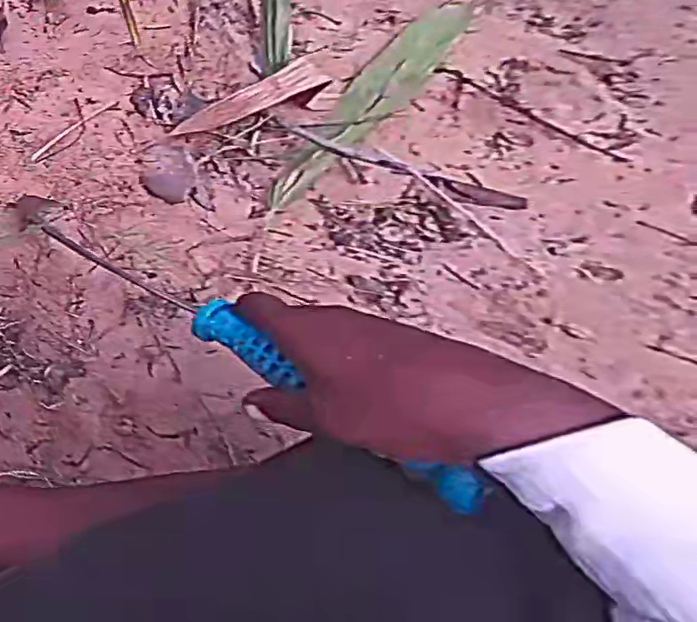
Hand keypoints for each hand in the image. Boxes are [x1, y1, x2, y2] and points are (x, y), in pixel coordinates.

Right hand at [233, 292, 619, 463]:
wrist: (495, 410)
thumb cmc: (400, 409)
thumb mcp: (328, 419)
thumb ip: (283, 405)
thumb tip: (258, 399)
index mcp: (299, 328)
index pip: (249, 306)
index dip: (235, 321)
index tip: (230, 338)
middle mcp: (330, 317)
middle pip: (288, 322)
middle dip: (281, 350)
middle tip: (287, 386)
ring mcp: (371, 325)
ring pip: (330, 336)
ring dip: (323, 361)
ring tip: (341, 403)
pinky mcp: (407, 338)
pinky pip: (366, 347)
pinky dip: (360, 368)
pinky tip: (383, 405)